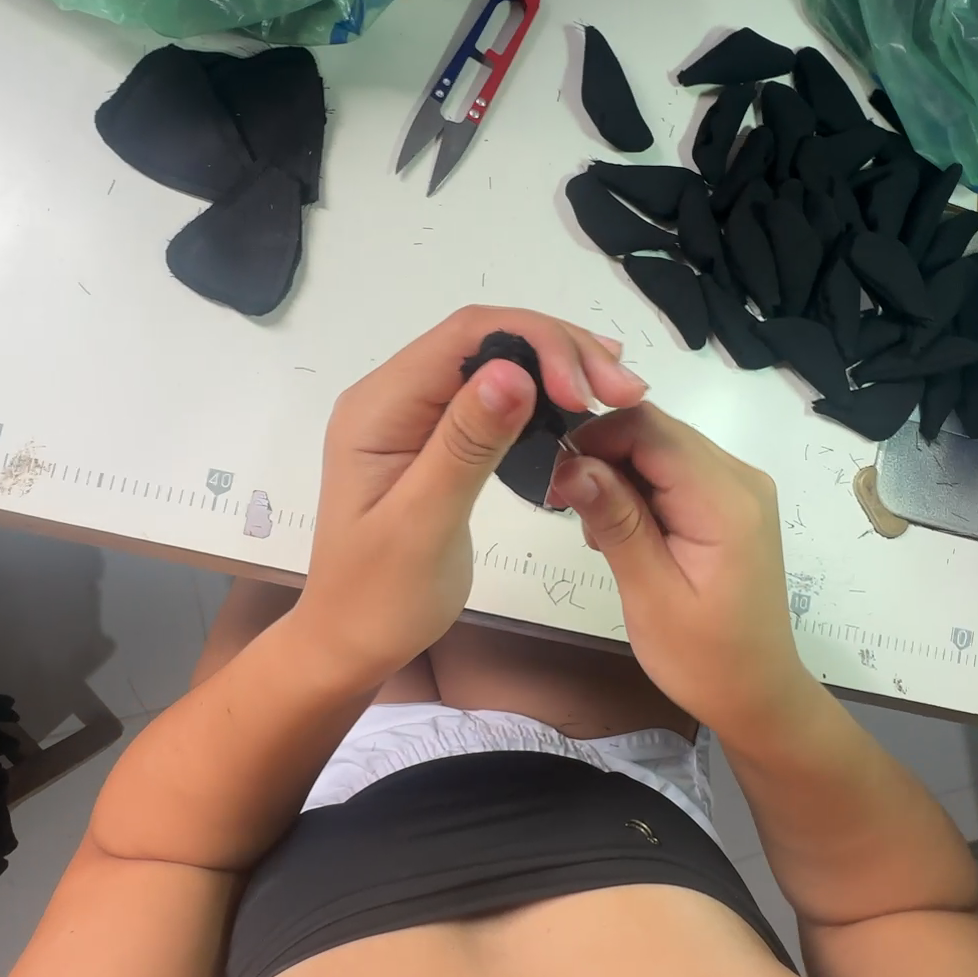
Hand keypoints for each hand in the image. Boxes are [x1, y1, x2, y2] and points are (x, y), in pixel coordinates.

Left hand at [294, 306, 646, 681]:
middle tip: (625, 390)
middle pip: (483, 340)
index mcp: (378, 408)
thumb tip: (513, 372)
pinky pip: (490, 398)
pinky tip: (578, 403)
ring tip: (616, 389)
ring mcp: (414, 416)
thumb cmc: (381, 597)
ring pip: (493, 363)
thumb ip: (465, 446)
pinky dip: (539, 395)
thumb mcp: (423, 524)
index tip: (591, 392)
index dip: (537, 345)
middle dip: (558, 351)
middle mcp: (392, 397)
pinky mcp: (435, 439)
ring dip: (556, 367)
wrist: (352, 639)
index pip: (464, 337)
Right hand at [545, 404, 804, 730]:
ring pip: (660, 447)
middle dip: (602, 457)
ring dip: (618, 475)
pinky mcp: (731, 500)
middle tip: (570, 511)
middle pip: (655, 431)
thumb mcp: (649, 592)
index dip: (595, 440)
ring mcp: (739, 486)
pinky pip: (674, 470)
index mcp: (725, 500)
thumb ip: (615, 520)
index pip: (648, 429)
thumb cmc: (701, 656)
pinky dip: (640, 488)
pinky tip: (628, 531)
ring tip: (601, 533)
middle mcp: (740, 477)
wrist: (755, 692)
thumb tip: (570, 464)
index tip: (559, 485)